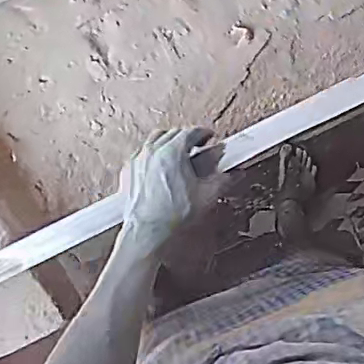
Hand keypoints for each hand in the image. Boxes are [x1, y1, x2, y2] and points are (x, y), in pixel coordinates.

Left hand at [117, 127, 214, 259]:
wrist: (146, 231)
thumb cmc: (173, 214)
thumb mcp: (207, 195)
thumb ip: (224, 180)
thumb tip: (235, 173)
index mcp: (173, 151)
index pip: (190, 132)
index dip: (203, 133)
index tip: (208, 136)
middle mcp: (153, 151)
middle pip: (172, 133)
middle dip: (187, 136)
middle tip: (197, 145)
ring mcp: (138, 159)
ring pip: (154, 139)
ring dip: (168, 141)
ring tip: (178, 152)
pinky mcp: (128, 170)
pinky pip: (142, 153)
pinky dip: (153, 153)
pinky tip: (160, 166)